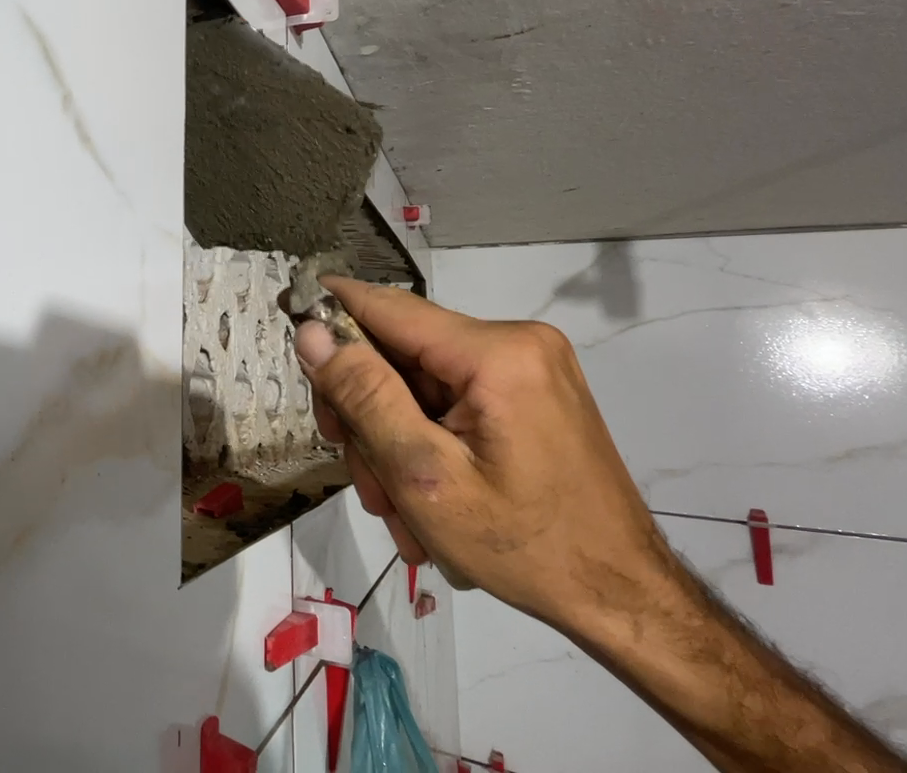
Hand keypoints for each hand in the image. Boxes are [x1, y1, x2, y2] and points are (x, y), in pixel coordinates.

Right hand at [295, 277, 670, 633]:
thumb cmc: (524, 544)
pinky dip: (420, 443)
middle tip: (360, 476)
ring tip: (396, 507)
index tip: (282, 312)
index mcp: (496, 353)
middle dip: (364, 412)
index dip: (328, 309)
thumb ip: (363, 394)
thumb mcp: (424, 474)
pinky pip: (444, 401)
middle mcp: (514, 344)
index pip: (386, 308)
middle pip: (395, 352)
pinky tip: (419, 496)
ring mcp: (523, 369)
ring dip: (389, 440)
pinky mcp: (525, 394)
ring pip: (413, 383)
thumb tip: (311, 331)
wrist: (623, 598)